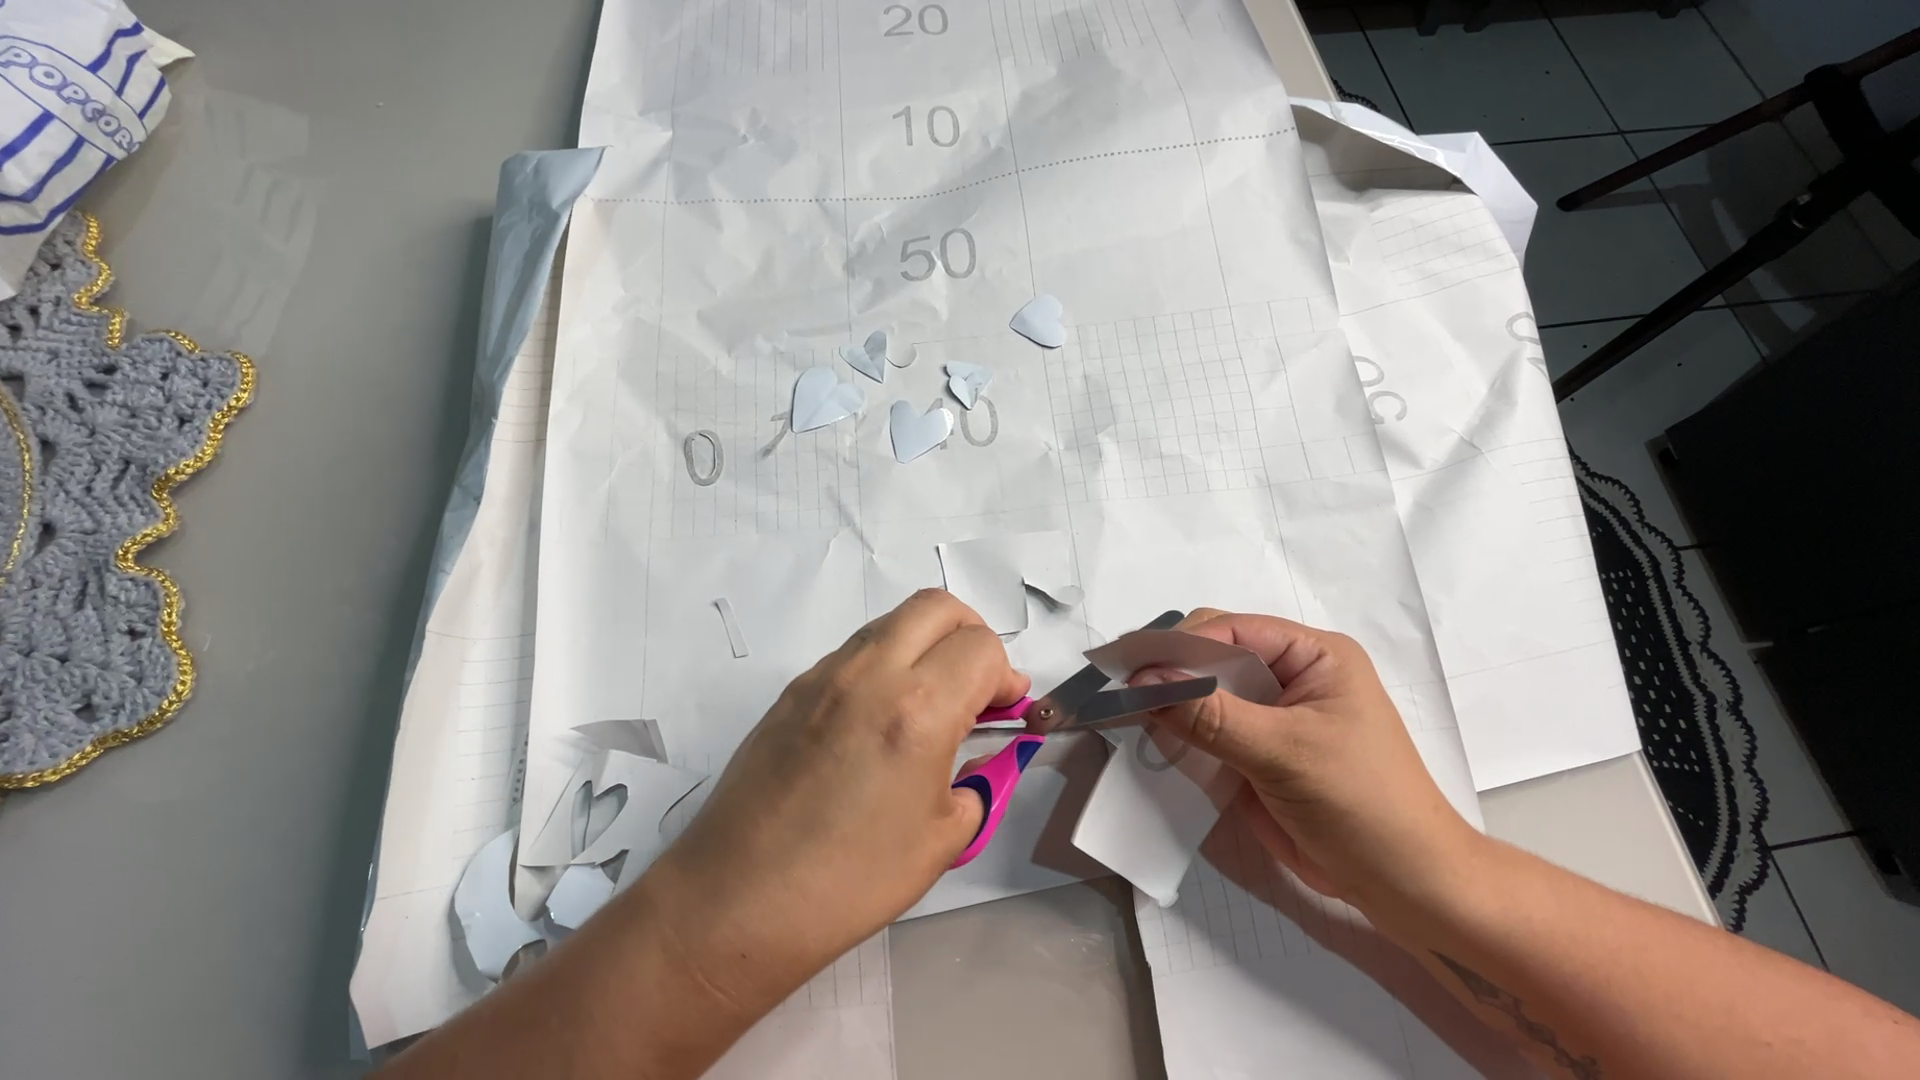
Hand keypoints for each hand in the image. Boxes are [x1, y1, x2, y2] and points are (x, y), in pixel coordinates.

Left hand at [633, 589, 1028, 1016]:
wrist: (738, 900)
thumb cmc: (852, 881)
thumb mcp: (942, 838)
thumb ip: (975, 779)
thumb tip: (979, 753)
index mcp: (918, 708)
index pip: (981, 648)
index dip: (1006, 675)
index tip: (1006, 710)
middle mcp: (870, 673)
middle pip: (938, 608)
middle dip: (972, 636)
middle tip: (976, 688)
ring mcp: (822, 676)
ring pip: (891, 623)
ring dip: (925, 646)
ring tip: (929, 704)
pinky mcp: (791, 691)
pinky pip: (854, 653)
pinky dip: (885, 666)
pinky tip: (880, 723)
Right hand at [1136, 610, 1481, 912]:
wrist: (1404, 886)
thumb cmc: (1361, 805)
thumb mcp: (1284, 753)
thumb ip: (1210, 715)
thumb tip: (1142, 680)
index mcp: (1313, 655)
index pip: (1231, 630)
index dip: (1177, 645)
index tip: (1127, 669)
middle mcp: (1290, 675)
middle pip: (1213, 654)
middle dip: (1168, 669)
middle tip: (1117, 690)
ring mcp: (1272, 715)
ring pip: (1204, 691)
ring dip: (1167, 699)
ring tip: (1119, 709)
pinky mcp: (1257, 751)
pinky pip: (1206, 729)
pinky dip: (1177, 730)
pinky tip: (1147, 736)